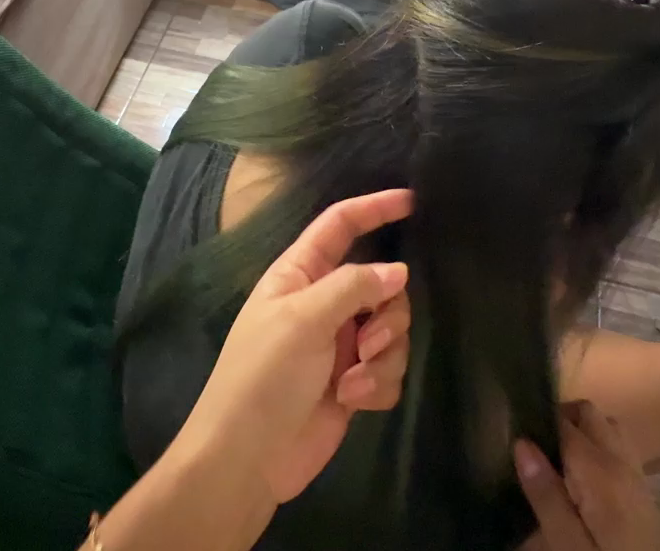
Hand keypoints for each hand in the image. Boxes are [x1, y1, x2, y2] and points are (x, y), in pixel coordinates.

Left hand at [174, 187, 414, 503]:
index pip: (340, 225)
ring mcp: (340, 343)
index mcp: (300, 273)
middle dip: (387, 312)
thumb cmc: (263, 375)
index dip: (374, 208)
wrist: (247, 460)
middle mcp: (324, 301)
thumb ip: (353, 286)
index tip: (413, 199)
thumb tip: (399, 271)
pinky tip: (353, 402)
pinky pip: (389, 369)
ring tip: (353, 380)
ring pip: (392, 328)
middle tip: (369, 340)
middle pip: (381, 283)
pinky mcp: (354, 382)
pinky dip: (378, 384)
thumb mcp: (303, 319)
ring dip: (383, 355)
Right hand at [515, 402, 659, 550]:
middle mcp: (622, 462)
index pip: (563, 421)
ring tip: (556, 459)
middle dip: (560, 417)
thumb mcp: (565, 544)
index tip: (514, 430)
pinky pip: (619, 449)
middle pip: (589, 413)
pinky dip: (598, 447)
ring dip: (582, 430)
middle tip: (533, 445)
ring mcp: (637, 476)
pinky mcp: (642, 494)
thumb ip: (545, 493)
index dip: (537, 420)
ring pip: (607, 427)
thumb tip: (521, 442)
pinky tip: (582, 477)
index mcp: (599, 469)